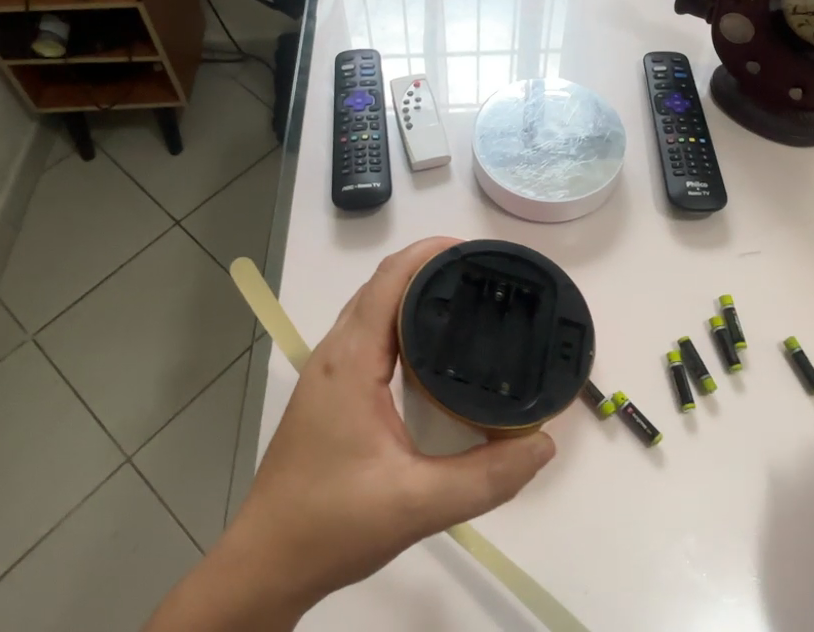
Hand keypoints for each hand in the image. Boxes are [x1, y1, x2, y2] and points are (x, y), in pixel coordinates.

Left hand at [150, 237, 556, 629]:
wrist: (268, 562)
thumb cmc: (333, 524)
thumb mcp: (418, 504)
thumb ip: (487, 477)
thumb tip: (544, 444)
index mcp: (351, 361)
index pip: (390, 280)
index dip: (431, 252)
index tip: (480, 252)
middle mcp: (336, 354)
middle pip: (383, 286)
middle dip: (432, 268)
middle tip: (488, 277)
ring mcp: (328, 373)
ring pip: (373, 310)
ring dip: (415, 294)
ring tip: (469, 302)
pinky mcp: (330, 393)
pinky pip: (369, 336)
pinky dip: (401, 323)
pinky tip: (433, 351)